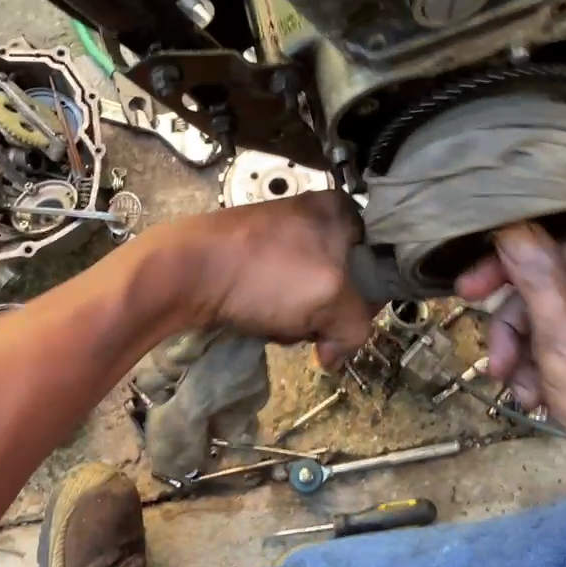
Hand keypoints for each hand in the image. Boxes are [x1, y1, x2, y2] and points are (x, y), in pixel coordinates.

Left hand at [171, 191, 372, 366]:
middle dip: (324, 312)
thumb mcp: (329, 300)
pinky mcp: (251, 256)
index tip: (347, 320)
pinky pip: (279, 292)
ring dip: (296, 317)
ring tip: (275, 321)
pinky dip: (273, 311)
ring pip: (309, 292)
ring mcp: (279, 235)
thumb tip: (334, 357)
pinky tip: (256, 316)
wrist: (187, 272)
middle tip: (305, 322)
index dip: (366, 300)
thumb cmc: (265, 274)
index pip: (378, 263)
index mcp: (341, 209)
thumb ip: (354, 328)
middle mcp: (313, 215)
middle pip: (342, 282)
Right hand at [456, 224, 565, 501]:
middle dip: (516, 327)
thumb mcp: (565, 340)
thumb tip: (513, 227)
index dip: (506, 267)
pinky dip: (546, 368)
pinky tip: (538, 397)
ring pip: (552, 319)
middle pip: (549, 285)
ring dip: (526, 354)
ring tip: (522, 391)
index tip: (467, 292)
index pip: (554, 247)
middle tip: (495, 362)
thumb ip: (537, 280)